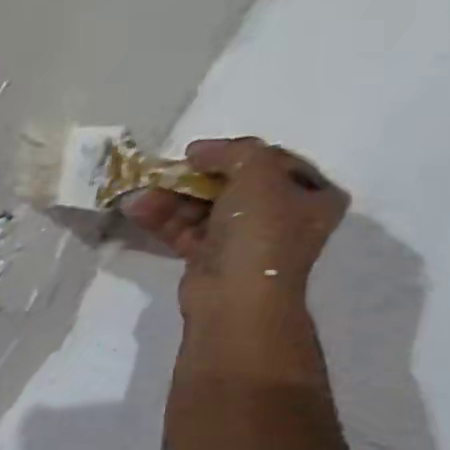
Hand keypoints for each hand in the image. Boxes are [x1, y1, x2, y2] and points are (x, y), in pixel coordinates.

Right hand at [123, 137, 349, 313]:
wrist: (235, 297)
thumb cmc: (260, 233)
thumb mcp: (258, 174)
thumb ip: (233, 152)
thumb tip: (200, 151)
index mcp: (312, 198)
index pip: (274, 163)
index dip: (237, 153)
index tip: (200, 152)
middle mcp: (282, 219)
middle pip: (233, 186)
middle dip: (194, 178)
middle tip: (166, 171)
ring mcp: (244, 242)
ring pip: (205, 210)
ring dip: (171, 199)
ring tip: (140, 192)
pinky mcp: (210, 261)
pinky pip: (186, 232)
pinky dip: (163, 220)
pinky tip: (138, 209)